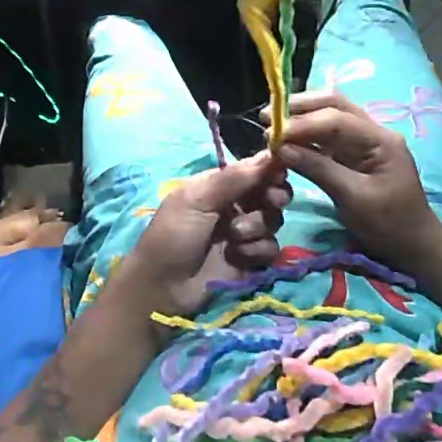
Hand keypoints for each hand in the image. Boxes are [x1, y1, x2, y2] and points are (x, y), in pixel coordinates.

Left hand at [113, 151, 291, 319]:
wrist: (163, 288)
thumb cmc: (173, 235)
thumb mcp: (197, 198)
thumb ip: (234, 178)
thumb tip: (270, 154)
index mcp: (218, 187)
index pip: (254, 171)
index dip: (270, 171)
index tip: (278, 174)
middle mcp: (234, 207)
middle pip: (270, 193)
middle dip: (272, 196)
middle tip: (271, 201)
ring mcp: (243, 234)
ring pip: (273, 220)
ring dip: (258, 225)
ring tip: (234, 236)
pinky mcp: (250, 261)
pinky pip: (270, 248)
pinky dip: (257, 250)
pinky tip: (237, 256)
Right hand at [273, 91, 441, 270]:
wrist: (415, 247)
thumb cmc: (389, 225)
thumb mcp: (353, 198)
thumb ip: (318, 169)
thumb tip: (282, 148)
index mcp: (381, 140)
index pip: (337, 120)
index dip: (302, 124)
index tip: (272, 133)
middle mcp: (373, 133)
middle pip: (335, 105)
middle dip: (301, 107)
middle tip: (267, 115)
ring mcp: (364, 142)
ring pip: (330, 116)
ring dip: (301, 117)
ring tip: (272, 123)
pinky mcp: (354, 155)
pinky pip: (328, 136)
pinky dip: (306, 135)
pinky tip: (287, 140)